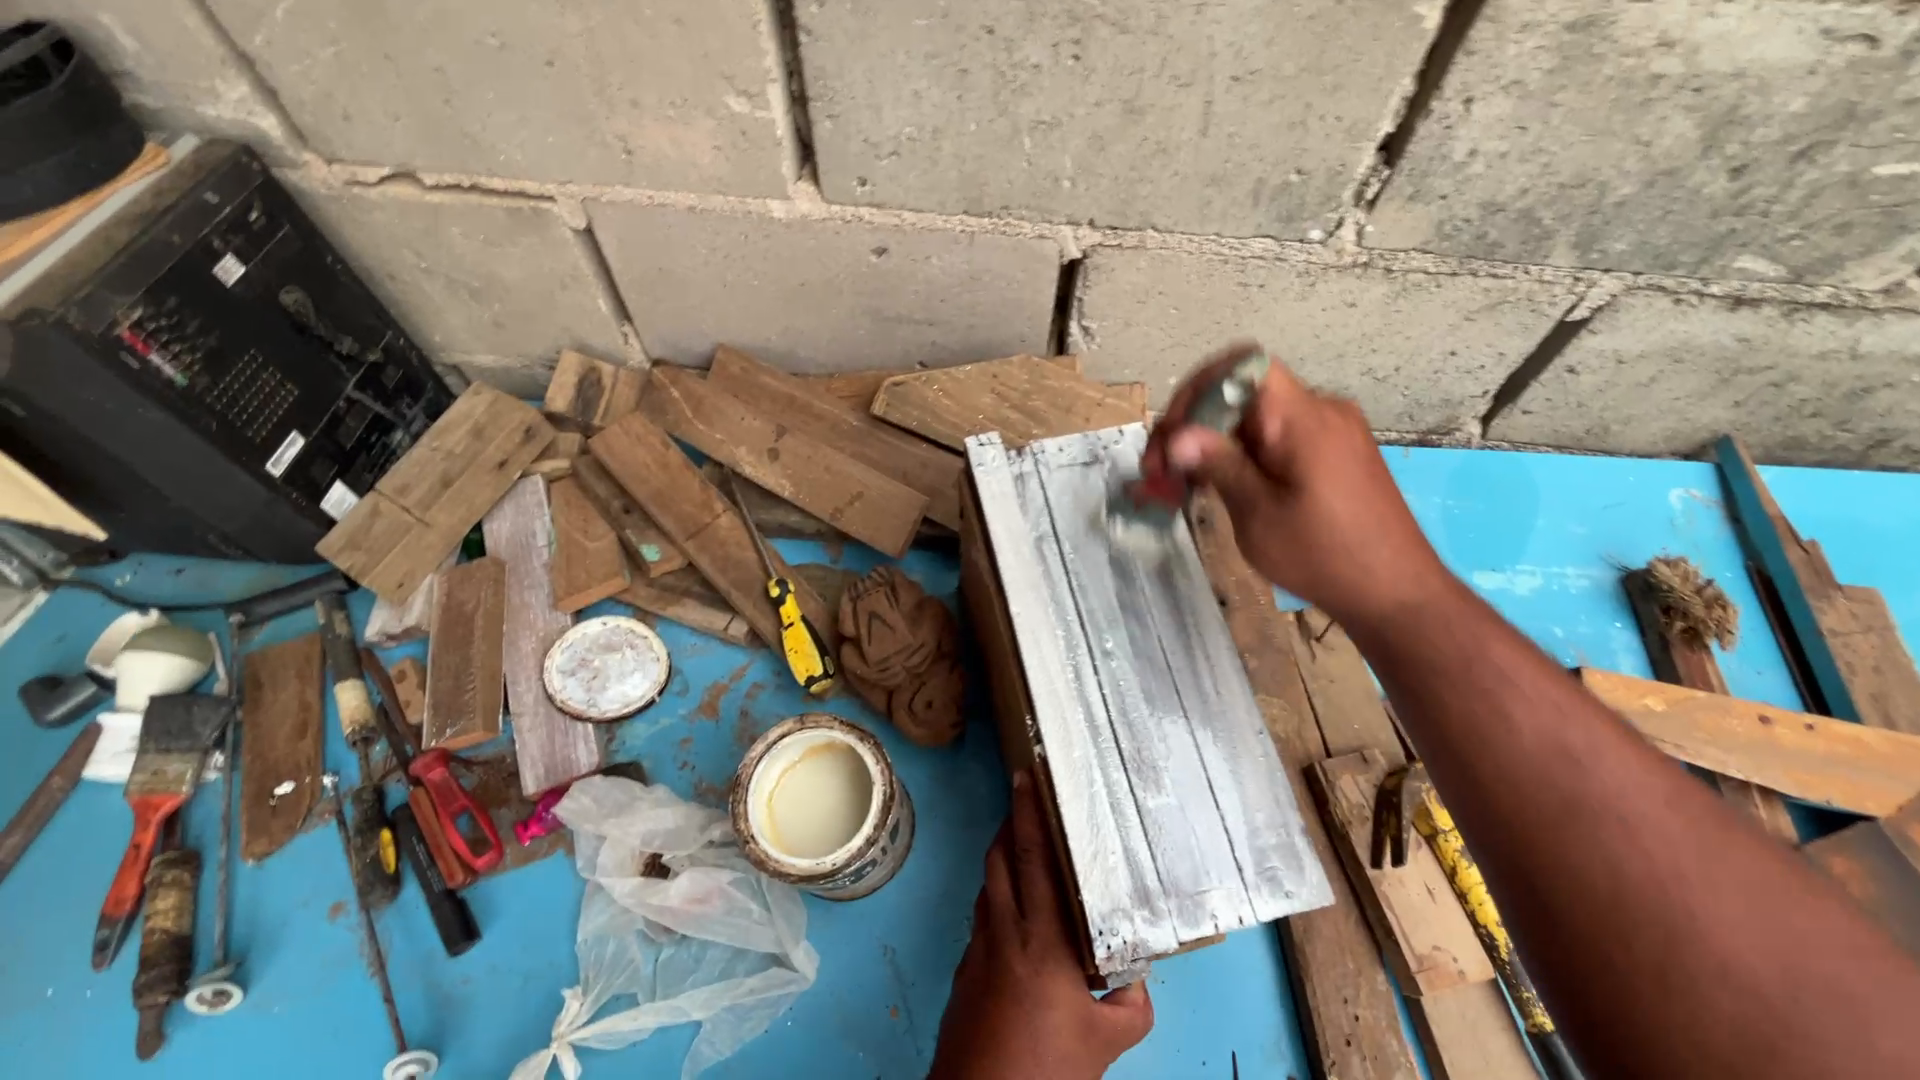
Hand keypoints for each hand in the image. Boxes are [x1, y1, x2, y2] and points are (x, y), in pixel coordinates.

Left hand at [928, 771, 1153, 1079]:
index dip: (1031, 815)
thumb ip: (1131, 1005)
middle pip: (1000, 859)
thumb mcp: (1107, 1041)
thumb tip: (1139, 980)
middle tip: (1025, 796)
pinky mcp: (965, 970)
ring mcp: (979, 949)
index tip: (1027, 778)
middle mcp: (1006, 932)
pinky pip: (982, 916)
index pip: (1035, 860)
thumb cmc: (1046, 1067)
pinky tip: (1011, 908)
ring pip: (987, 885)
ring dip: (1000, 856)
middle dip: (1011, 822)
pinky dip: (995, 896)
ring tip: (1019, 841)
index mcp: (1044, 940)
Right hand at [1140, 343, 1455, 627]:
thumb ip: (1218, 465)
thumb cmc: (1323, 555)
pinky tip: (1216, 489)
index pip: (1241, 366)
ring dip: (1212, 446)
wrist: (1396, 593)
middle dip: (1192, 427)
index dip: (1195, 391)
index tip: (1169, 439)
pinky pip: (1276, 439)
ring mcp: (1331, 432)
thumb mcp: (1258, 513)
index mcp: (1302, 416)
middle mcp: (1320, 410)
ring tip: (1178, 489)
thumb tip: (1176, 435)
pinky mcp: (1333, 455)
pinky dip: (1241, 457)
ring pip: (1255, 419)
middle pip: (1242, 395)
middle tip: (1157, 476)